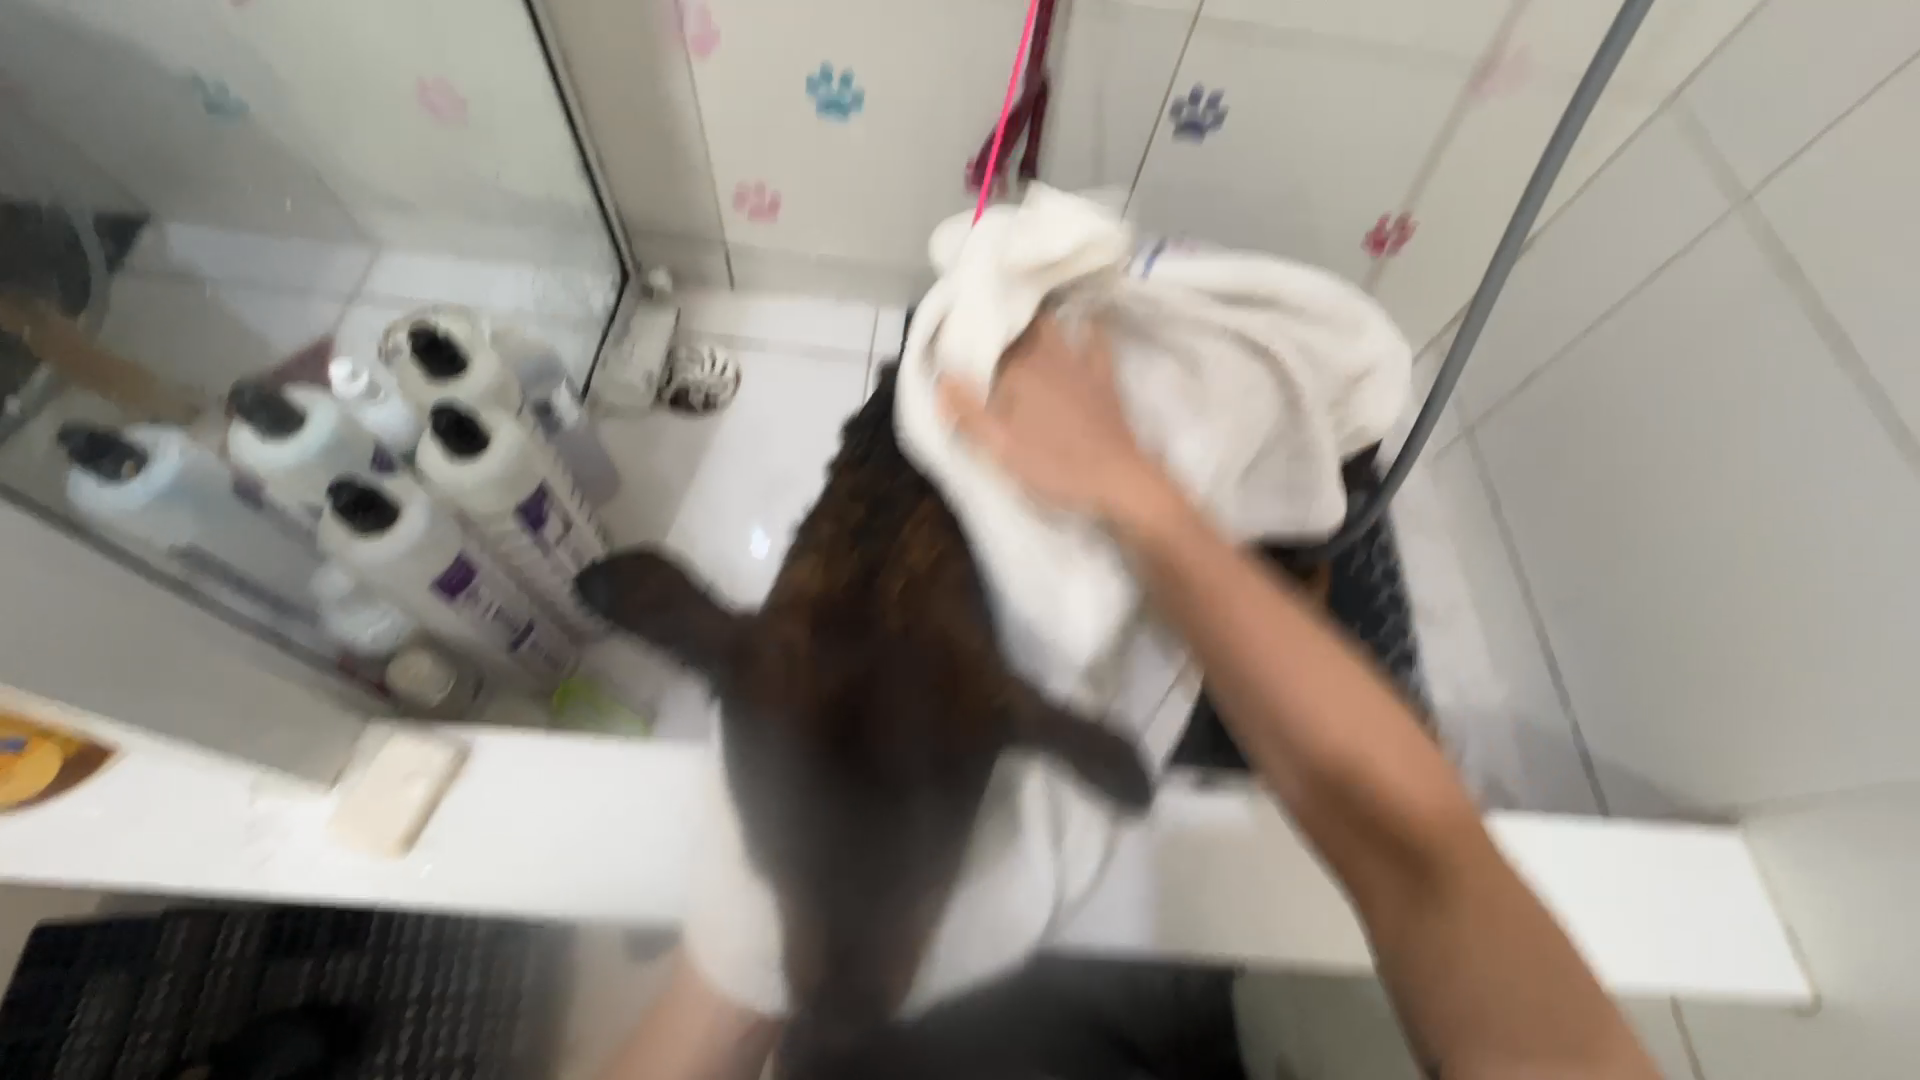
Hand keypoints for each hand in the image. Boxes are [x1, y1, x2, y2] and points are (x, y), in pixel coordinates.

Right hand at [937, 316, 1174, 524]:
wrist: (1118, 480)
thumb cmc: (1055, 467)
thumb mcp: (1002, 449)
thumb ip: (969, 413)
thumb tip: (940, 379)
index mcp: (1019, 372)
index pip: (985, 342)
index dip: (967, 339)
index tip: (952, 342)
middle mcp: (1048, 357)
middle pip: (1018, 327)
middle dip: (999, 324)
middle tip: (983, 334)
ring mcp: (1080, 363)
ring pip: (1052, 325)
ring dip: (1033, 320)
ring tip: (1018, 324)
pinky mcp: (1105, 376)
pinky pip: (1095, 339)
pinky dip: (1084, 327)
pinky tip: (1080, 326)